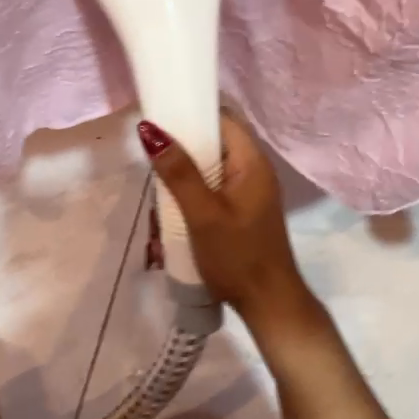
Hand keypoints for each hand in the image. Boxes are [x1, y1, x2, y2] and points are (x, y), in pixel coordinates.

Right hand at [138, 114, 317, 331]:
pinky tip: (174, 209)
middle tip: (153, 159)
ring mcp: (250, 191)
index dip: (192, 113)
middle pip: (215, 141)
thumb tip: (150, 130)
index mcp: (252, 161)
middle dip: (183, 148)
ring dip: (185, 174)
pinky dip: (194, 192)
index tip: (159, 118)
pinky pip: (214, 187)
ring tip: (160, 189)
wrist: (269, 304)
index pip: (223, 118)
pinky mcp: (243, 210)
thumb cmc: (238, 257)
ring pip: (211, 166)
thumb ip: (178, 172)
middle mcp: (255, 169)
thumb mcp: (203, 214)